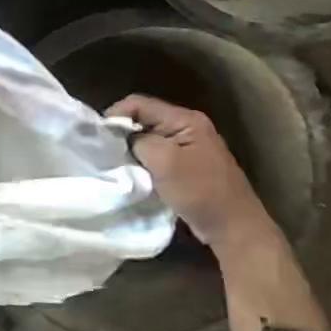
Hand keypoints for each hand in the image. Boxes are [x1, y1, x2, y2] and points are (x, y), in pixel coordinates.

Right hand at [108, 94, 276, 252]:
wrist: (232, 226)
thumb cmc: (199, 191)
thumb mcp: (163, 161)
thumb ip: (138, 141)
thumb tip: (121, 138)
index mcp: (185, 119)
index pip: (139, 103)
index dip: (115, 115)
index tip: (98, 136)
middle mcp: (188, 126)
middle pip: (143, 119)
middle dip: (122, 132)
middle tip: (104, 150)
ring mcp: (188, 146)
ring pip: (148, 138)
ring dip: (132, 148)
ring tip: (115, 161)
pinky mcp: (186, 164)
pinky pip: (157, 154)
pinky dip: (143, 161)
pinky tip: (134, 172)